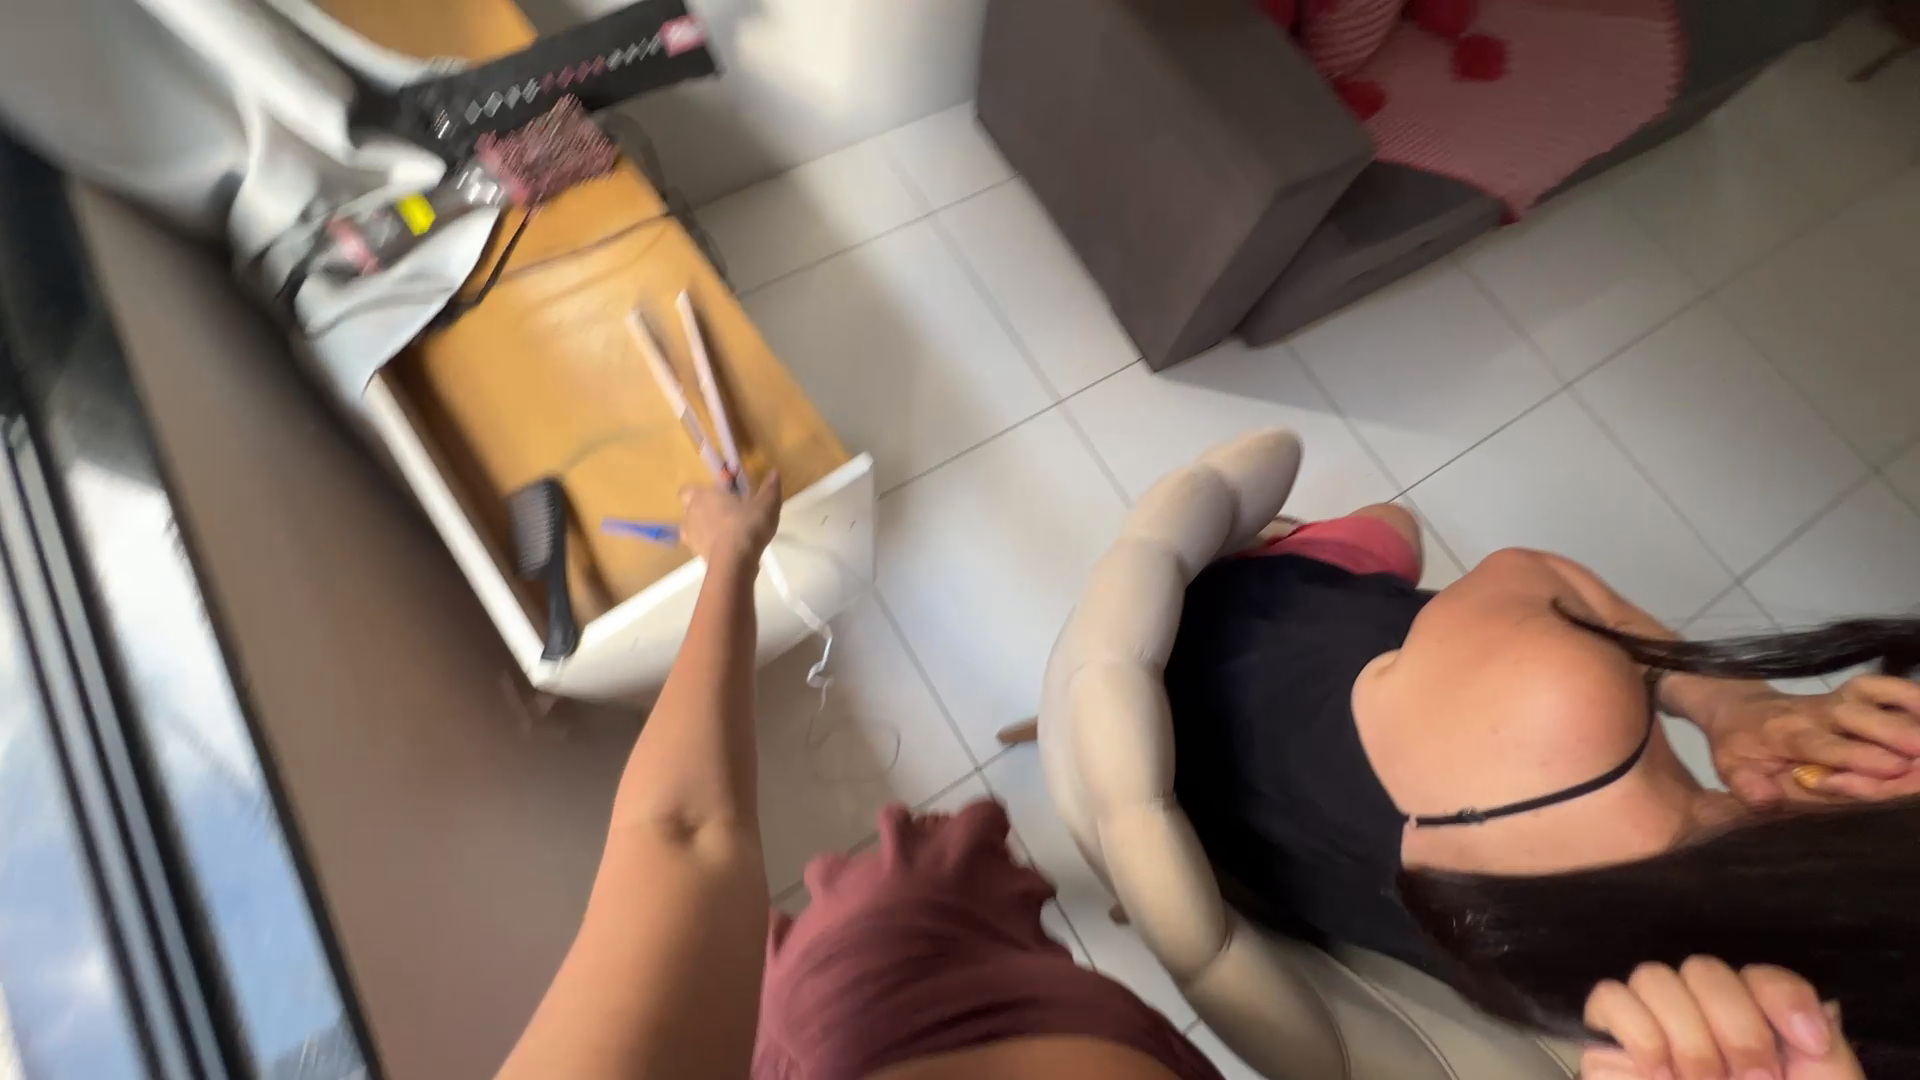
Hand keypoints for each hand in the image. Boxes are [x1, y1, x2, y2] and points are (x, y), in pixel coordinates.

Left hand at [678, 471, 780, 567]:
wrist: (734, 561)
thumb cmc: (747, 525)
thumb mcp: (766, 505)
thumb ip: (769, 488)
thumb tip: (774, 472)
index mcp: (703, 496)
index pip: (689, 489)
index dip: (701, 492)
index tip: (717, 495)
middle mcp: (691, 514)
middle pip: (689, 509)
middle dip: (702, 510)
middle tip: (724, 513)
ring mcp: (691, 537)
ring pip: (692, 529)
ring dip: (704, 530)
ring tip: (726, 534)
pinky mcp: (697, 555)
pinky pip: (700, 547)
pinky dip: (710, 546)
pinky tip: (727, 549)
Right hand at [1583, 958, 1861, 1079]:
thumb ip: (1823, 1053)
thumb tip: (1812, 1013)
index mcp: (1767, 1034)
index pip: (1763, 975)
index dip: (1780, 995)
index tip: (1807, 1045)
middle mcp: (1708, 1018)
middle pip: (1702, 968)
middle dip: (1733, 1026)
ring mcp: (1653, 1023)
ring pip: (1652, 977)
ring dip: (1686, 1035)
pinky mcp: (1607, 1037)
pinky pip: (1610, 998)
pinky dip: (1639, 1035)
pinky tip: (1659, 1073)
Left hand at [1706, 676, 1919, 804]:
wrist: (1737, 711)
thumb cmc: (1743, 749)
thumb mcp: (1733, 769)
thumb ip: (1747, 784)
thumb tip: (1765, 799)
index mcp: (1783, 735)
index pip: (1820, 745)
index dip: (1855, 757)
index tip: (1891, 768)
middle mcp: (1813, 714)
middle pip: (1858, 718)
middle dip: (1896, 736)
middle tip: (1918, 758)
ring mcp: (1837, 700)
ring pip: (1875, 697)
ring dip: (1910, 717)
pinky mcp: (1856, 693)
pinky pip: (1884, 685)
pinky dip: (1910, 696)